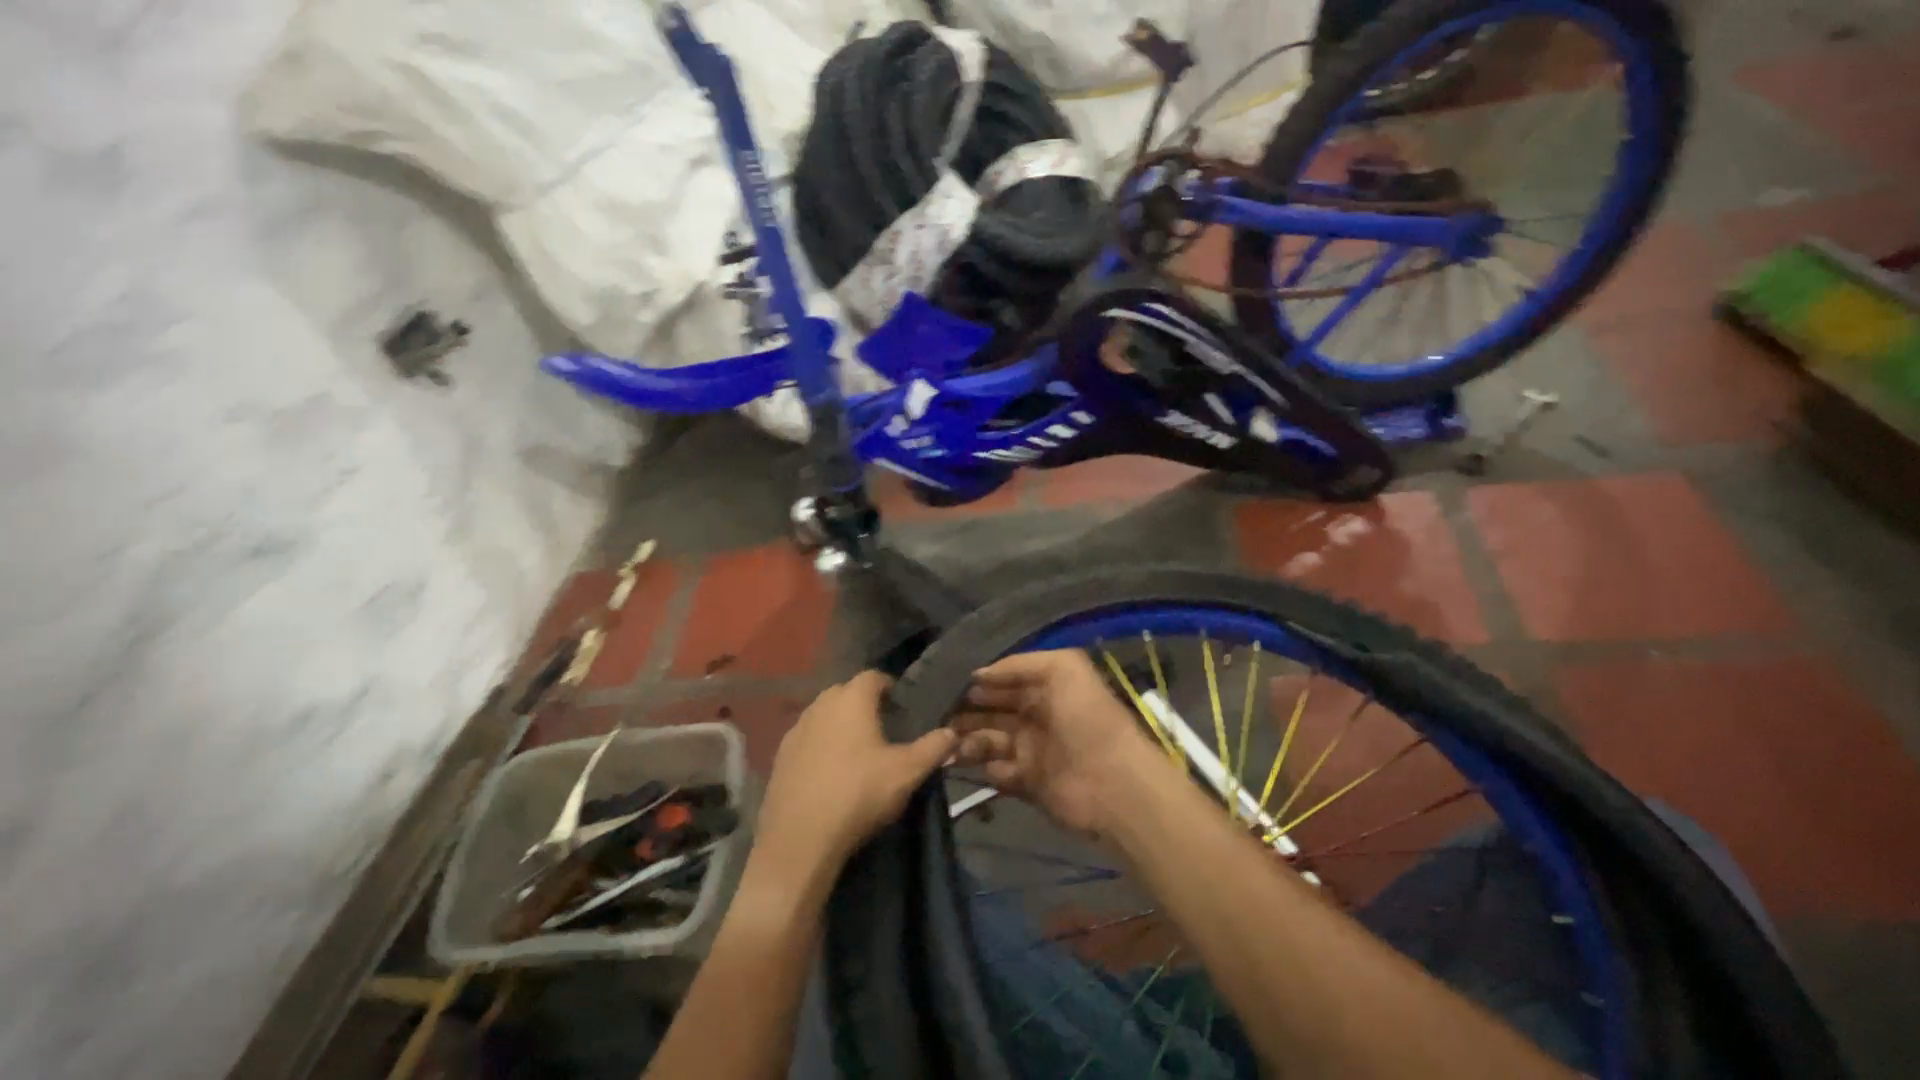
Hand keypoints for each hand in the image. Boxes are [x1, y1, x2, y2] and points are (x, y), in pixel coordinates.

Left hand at [756, 671, 956, 870]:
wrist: (801, 837)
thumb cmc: (859, 793)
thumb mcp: (907, 772)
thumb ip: (934, 748)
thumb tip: (954, 732)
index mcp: (851, 699)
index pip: (873, 677)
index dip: (890, 687)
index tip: (904, 707)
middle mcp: (819, 705)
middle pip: (846, 693)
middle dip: (865, 705)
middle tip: (885, 729)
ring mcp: (795, 730)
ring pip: (824, 716)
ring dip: (840, 725)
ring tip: (859, 752)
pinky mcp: (780, 756)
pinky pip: (807, 740)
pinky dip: (821, 747)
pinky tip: (831, 773)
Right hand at [952, 649, 1160, 835]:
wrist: (1111, 782)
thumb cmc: (1087, 719)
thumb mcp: (1063, 669)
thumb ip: (1019, 664)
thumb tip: (978, 674)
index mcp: (1047, 689)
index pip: (1006, 682)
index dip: (980, 683)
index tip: (951, 685)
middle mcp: (1037, 717)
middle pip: (992, 711)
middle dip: (967, 712)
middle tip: (941, 715)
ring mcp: (1032, 751)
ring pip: (989, 742)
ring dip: (969, 741)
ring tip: (951, 742)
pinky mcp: (1028, 783)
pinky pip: (997, 773)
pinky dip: (987, 769)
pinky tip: (983, 765)